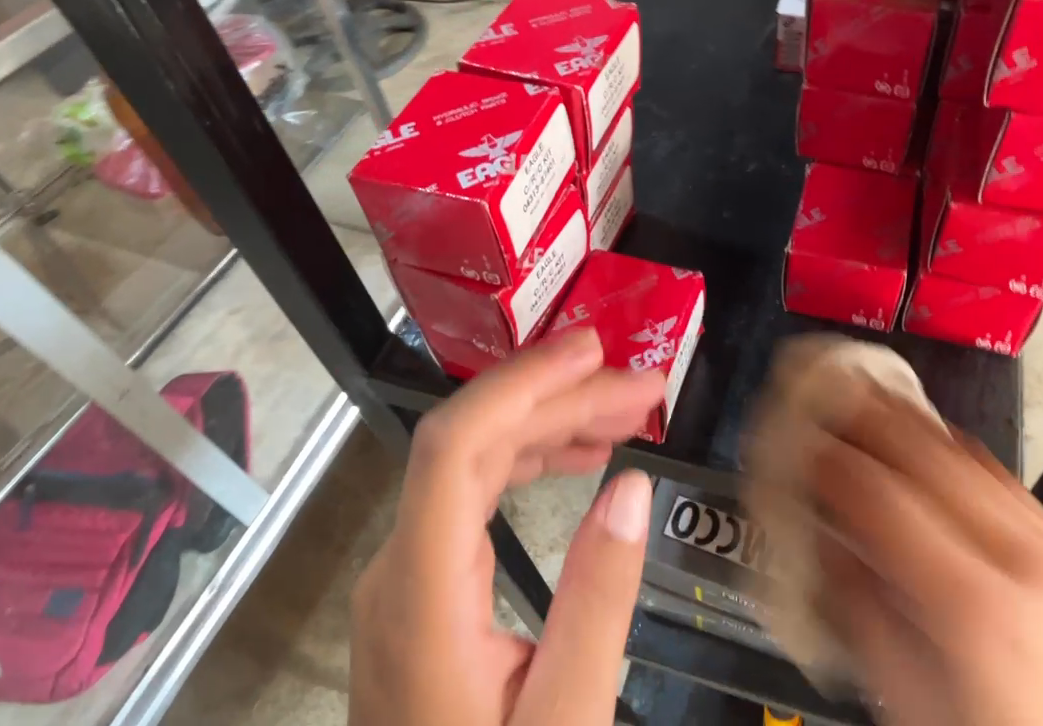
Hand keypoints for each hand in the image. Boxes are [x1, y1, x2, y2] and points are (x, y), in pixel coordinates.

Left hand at [350, 329, 666, 724]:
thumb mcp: (567, 714)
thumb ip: (598, 597)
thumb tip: (632, 485)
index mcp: (422, 596)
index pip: (454, 447)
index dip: (522, 383)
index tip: (592, 353)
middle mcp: (399, 569)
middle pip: (470, 443)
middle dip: (558, 399)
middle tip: (642, 385)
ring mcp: (405, 577)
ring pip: (473, 464)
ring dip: (550, 426)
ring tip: (627, 412)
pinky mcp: (423, 591)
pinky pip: (474, 500)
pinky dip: (532, 464)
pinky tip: (583, 456)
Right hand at [809, 386, 1042, 725]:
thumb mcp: (911, 701)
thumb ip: (861, 614)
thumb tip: (828, 545)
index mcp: (976, 608)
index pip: (886, 500)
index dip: (836, 463)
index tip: (805, 443)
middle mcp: (1026, 564)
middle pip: (932, 458)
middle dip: (871, 418)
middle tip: (830, 392)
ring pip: (972, 456)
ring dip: (913, 422)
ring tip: (873, 397)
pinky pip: (1007, 478)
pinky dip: (958, 449)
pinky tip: (933, 438)